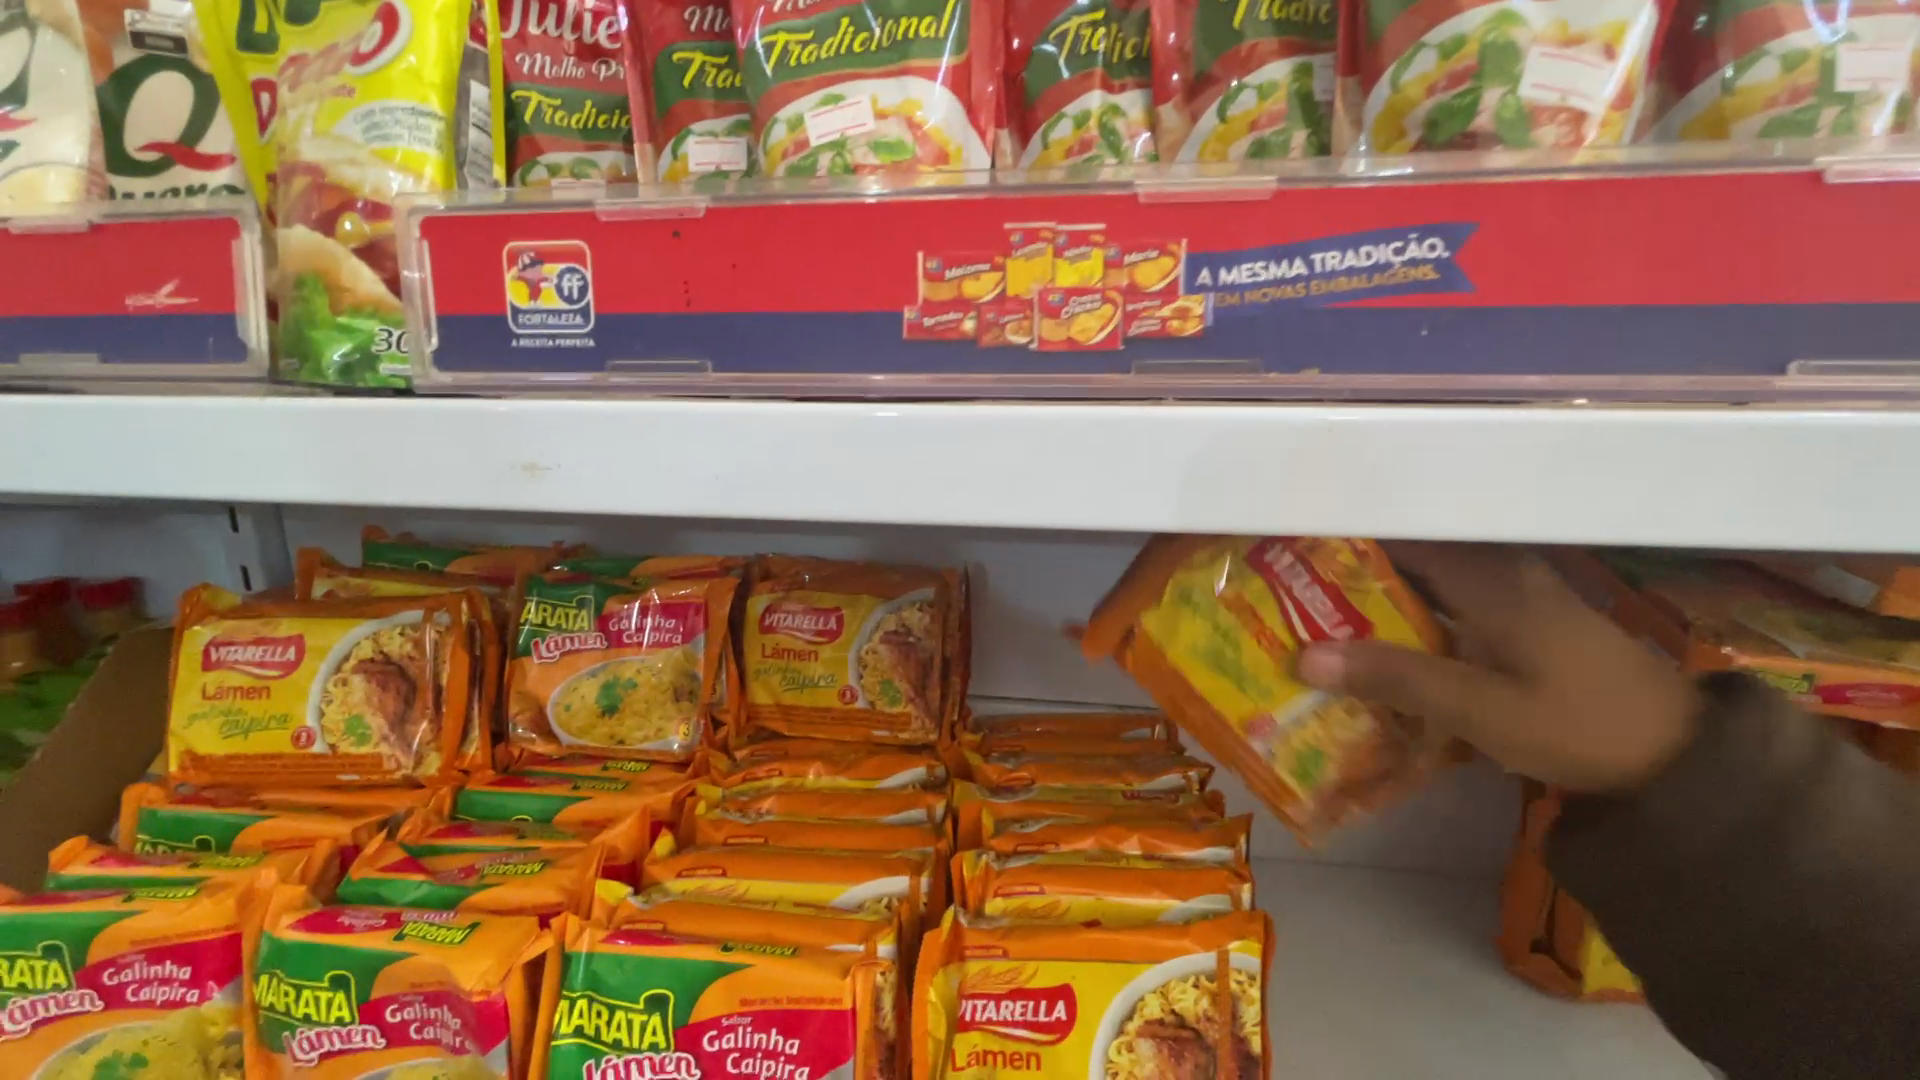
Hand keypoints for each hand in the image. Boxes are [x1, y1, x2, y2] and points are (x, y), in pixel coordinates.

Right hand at [1297, 542, 1699, 792]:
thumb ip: (1395, 678)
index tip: (1283, 555)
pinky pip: (1443, 595)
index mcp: (1486, 576)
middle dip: (1343, 571)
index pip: (1395, 536)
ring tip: (1312, 614)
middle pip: (1404, 552)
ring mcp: (1511, 588)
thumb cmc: (1581, 726)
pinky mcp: (1520, 612)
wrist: (1681, 757)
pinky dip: (1404, 610)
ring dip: (1371, 592)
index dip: (1337, 541)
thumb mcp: (1482, 711)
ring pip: (1422, 574)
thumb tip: (1304, 658)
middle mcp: (1497, 567)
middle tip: (1283, 592)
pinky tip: (1376, 639)